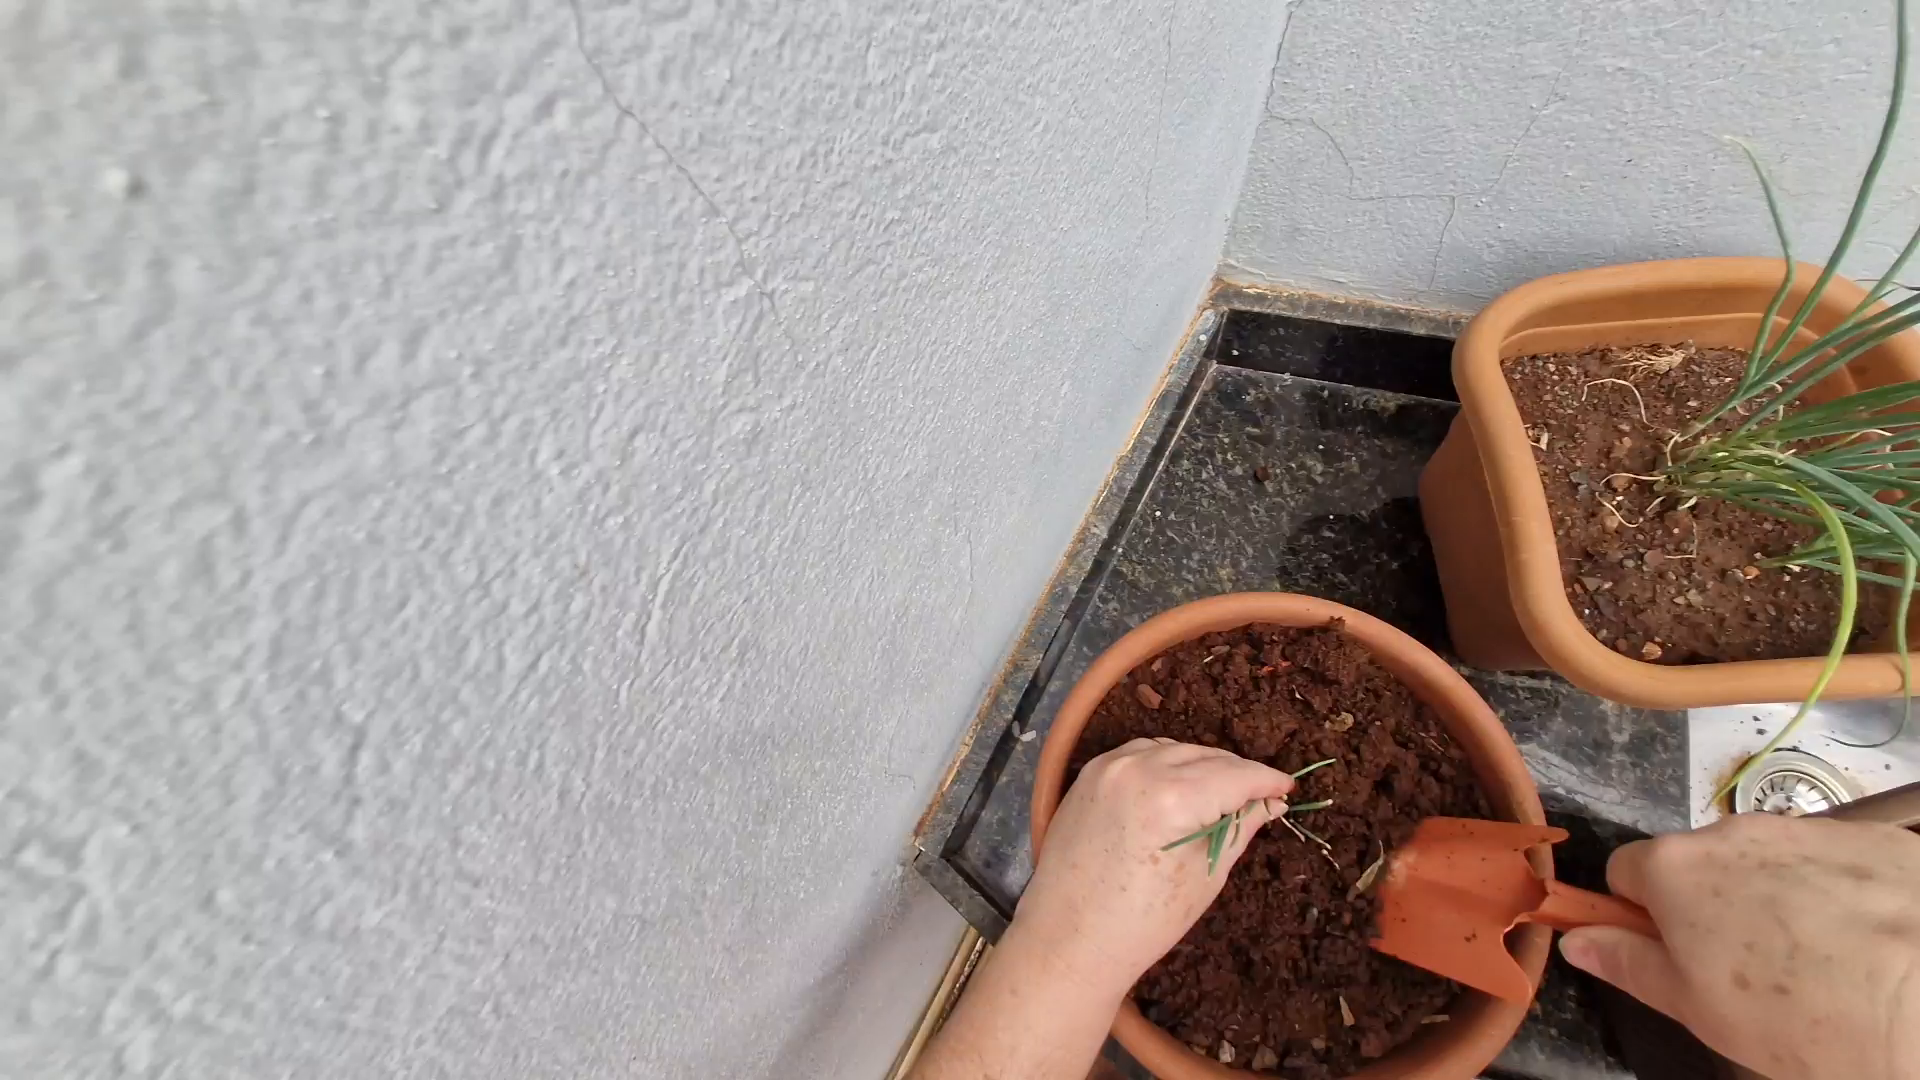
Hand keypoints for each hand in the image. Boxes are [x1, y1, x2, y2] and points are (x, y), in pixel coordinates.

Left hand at [1010, 737, 1295, 996]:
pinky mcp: (1089, 771)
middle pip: (1204, 755)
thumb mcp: (1205, 876)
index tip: (1288, 786)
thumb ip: (1238, 827)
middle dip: (1236, 772)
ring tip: (1221, 793)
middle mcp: (1137, 768)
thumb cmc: (1143, 921)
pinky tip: (1178, 785)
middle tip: (1260, 795)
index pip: (1234, 775)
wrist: (1069, 933)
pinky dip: (1164, 761)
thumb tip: (1271, 801)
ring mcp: (1108, 765)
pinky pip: (1139, 753)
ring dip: (1200, 764)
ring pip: (1171, 748)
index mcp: (1170, 797)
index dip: (1266, 779)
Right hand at [1559, 814, 1919, 1079]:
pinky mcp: (1885, 839)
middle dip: (1720, 902)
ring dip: (1787, 894)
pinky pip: (1846, 860)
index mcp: (1670, 866)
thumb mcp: (1703, 1011)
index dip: (1649, 914)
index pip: (1626, 872)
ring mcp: (1808, 830)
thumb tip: (1574, 938)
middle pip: (1701, 863)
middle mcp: (1726, 832)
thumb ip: (1627, 963)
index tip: (1688, 956)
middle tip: (1769, 968)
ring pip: (1774, 860)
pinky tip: (1889, 940)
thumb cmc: (1811, 1020)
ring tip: (1841, 957)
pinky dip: (1855, 891)